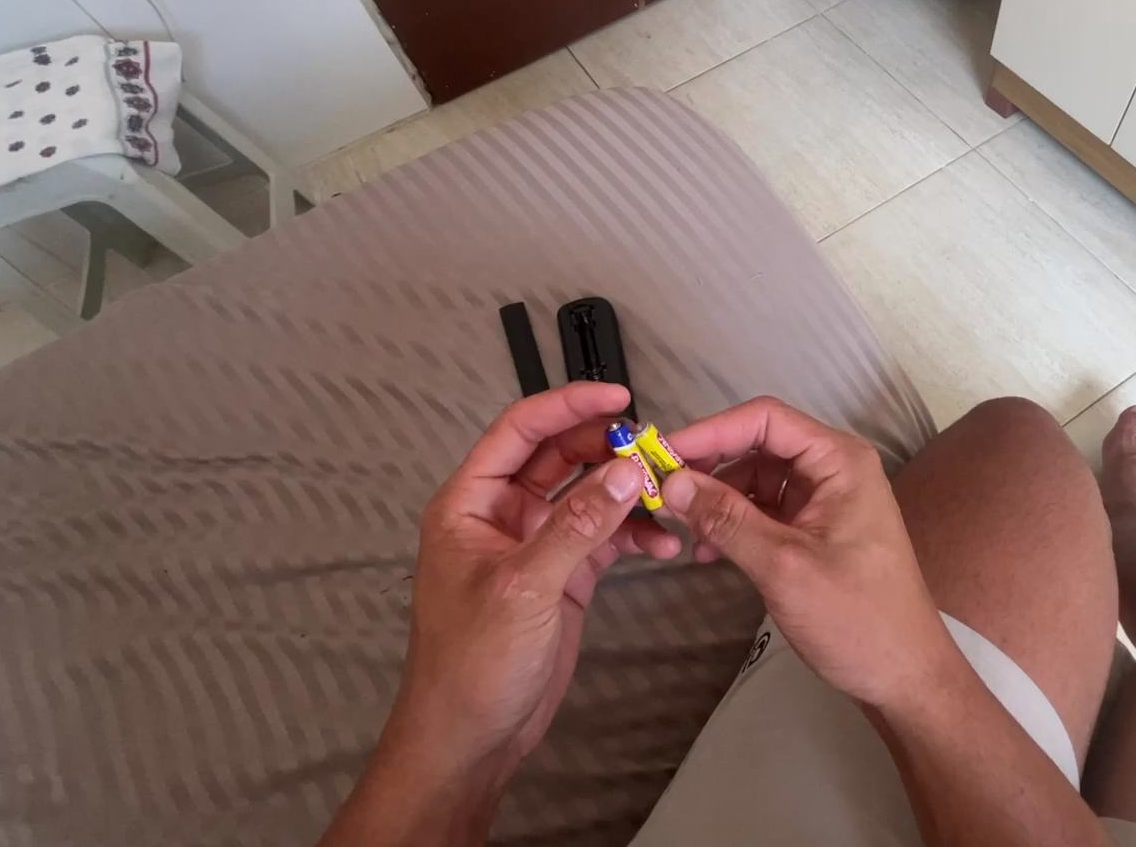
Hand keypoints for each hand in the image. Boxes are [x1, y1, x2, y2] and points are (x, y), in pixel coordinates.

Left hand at [323, 383, 684, 846]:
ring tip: (665, 497)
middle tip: (653, 450)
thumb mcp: (524, 587)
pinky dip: (636, 531)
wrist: (474, 739)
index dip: (568, 405)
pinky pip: (607, 531)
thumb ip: (577, 525)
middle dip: (610, 449)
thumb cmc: (469, 666)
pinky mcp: (567, 568)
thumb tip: (625, 471)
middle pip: (563, 454)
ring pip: (591, 491)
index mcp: (473, 502)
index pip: (522, 430)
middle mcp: (506, 512)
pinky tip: (661, 544)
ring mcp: (539, 539)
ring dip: (629, 490)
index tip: (618, 397)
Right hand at [661, 397, 959, 712]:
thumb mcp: (783, 566)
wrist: (904, 676)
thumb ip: (726, 519)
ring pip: (756, 478)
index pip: (765, 419)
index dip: (711, 430)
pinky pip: (764, 508)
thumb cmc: (855, 617)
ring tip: (687, 534)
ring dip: (718, 500)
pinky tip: (709, 551)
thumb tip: (671, 483)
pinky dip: (734, 523)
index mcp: (838, 459)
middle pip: (758, 444)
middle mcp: (832, 466)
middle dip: (710, 466)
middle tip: (663, 492)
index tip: (661, 454)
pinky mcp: (814, 526)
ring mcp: (824, 497)